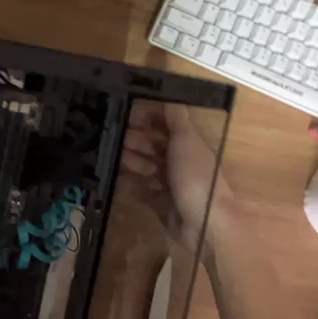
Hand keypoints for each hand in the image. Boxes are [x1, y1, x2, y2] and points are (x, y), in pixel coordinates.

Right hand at [120, 102, 234, 247]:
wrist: (205, 224)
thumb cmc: (196, 178)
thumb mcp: (186, 141)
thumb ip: (176, 119)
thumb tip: (170, 95)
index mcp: (188, 144)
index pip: (165, 125)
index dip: (147, 118)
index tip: (125, 113)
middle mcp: (180, 162)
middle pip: (154, 146)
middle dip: (135, 140)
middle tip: (113, 136)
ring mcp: (171, 184)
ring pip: (147, 167)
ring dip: (131, 161)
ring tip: (112, 157)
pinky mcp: (162, 204)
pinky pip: (143, 192)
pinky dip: (132, 186)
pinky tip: (118, 180)